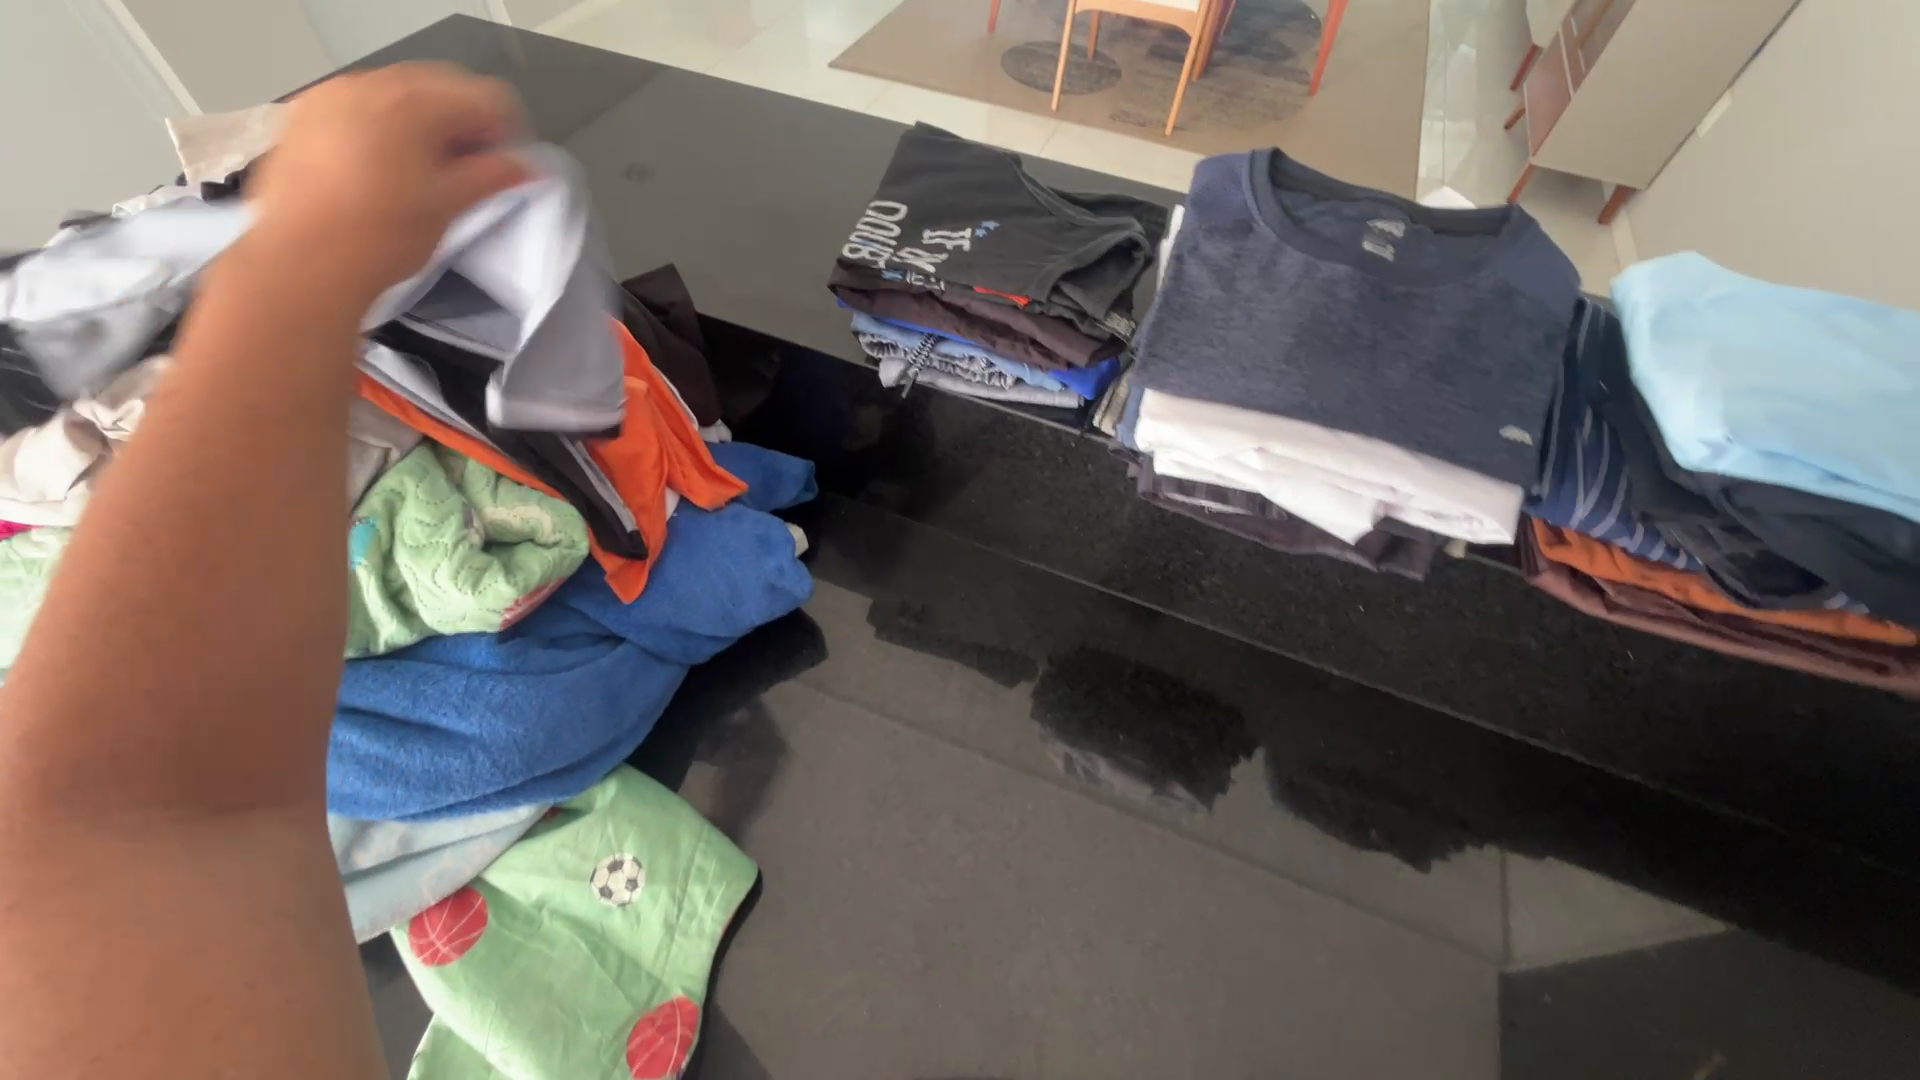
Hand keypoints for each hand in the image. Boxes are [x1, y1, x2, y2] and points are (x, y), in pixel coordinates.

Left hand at [246, 63, 532, 303]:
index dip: (507, 131)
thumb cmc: (385, 235)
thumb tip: (528, 166)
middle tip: (475, 169)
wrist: (303, 259)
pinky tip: (393, 166)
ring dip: (429, 123)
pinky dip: (391, 125)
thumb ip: (492, 176)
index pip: (485, 96)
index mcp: (413, 103)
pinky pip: (366, 104)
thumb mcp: (450, 205)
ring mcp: (333, 95)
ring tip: (433, 170)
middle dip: (467, 122)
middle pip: (442, 85)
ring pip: (402, 93)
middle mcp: (370, 84)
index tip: (507, 168)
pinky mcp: (308, 113)